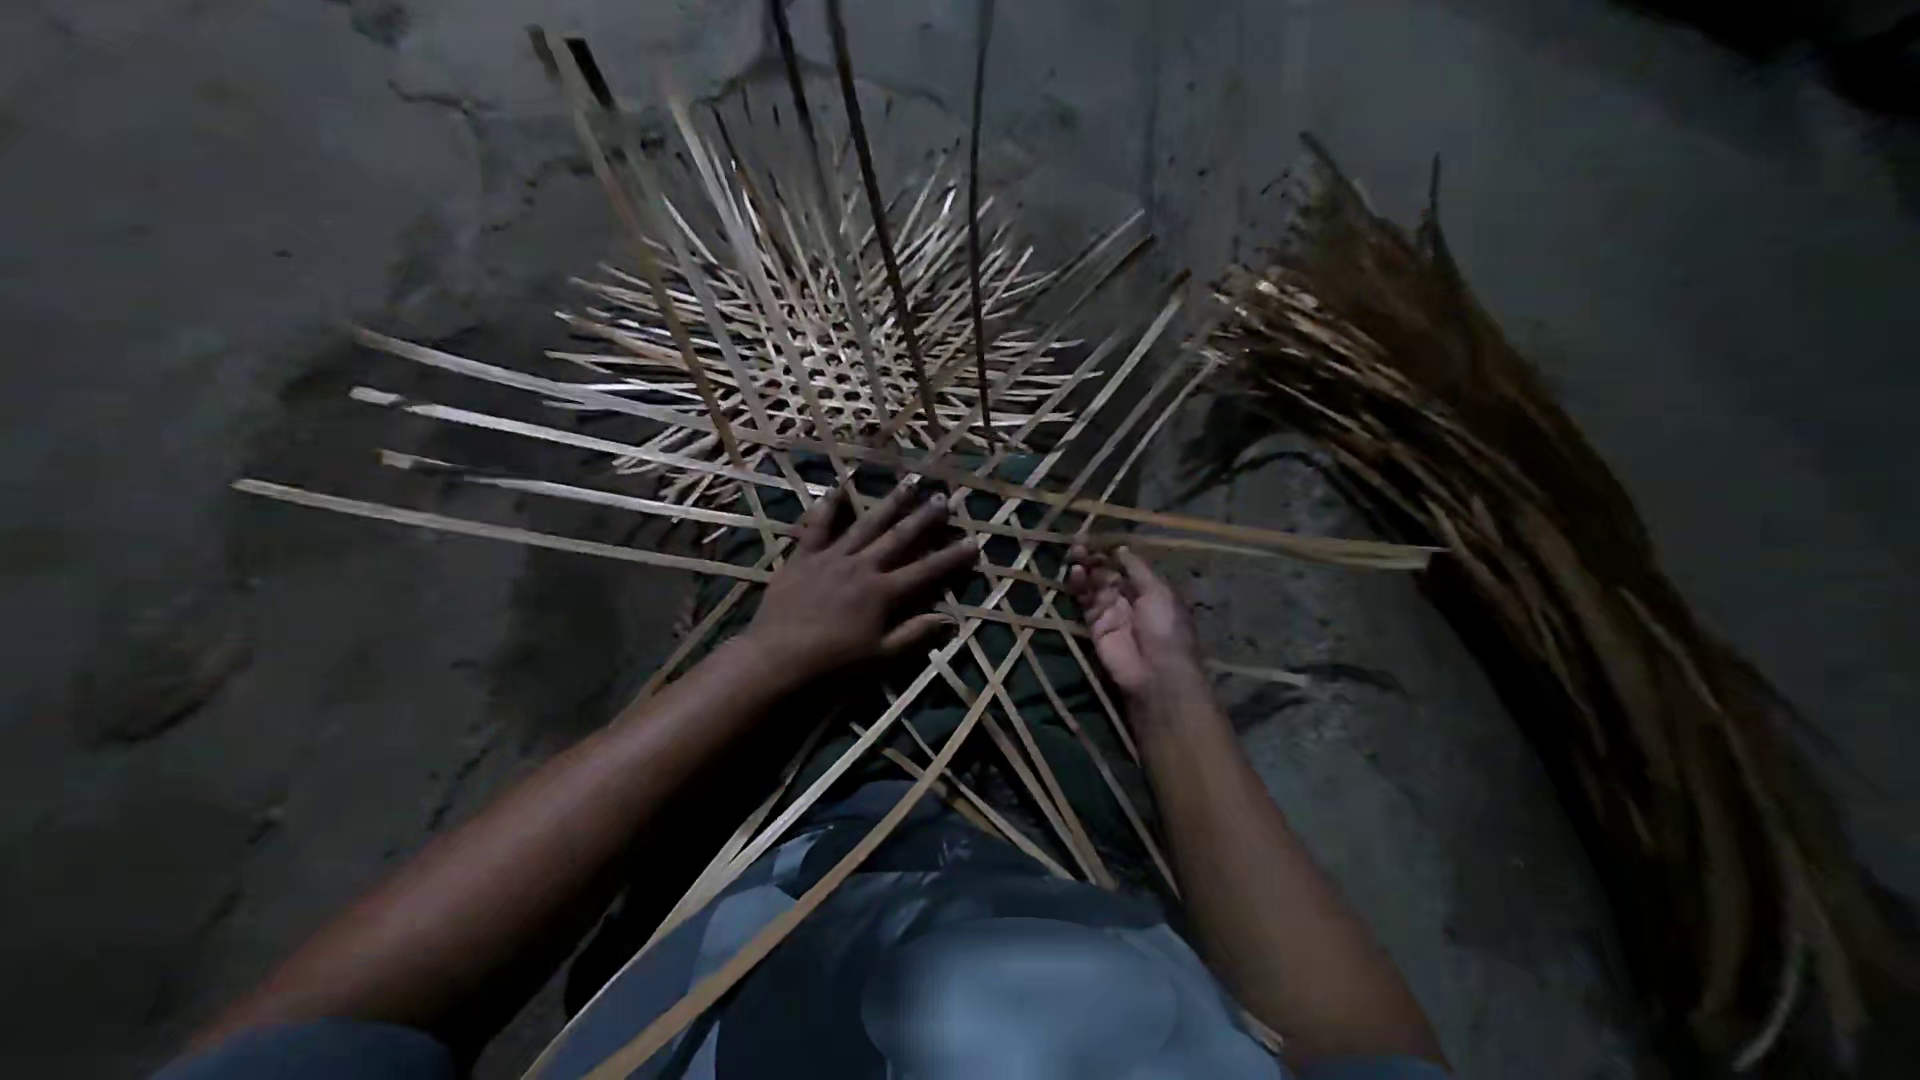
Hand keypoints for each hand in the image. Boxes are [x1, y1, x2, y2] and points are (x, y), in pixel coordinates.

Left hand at [740, 479, 977, 682]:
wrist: (776, 657)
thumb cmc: (832, 663)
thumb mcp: (879, 656)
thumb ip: (913, 634)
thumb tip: (947, 619)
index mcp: (883, 593)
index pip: (926, 571)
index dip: (952, 558)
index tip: (973, 542)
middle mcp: (862, 566)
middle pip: (900, 537)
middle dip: (925, 518)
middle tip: (944, 498)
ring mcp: (832, 558)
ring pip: (866, 524)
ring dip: (890, 503)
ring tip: (909, 484)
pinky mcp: (804, 557)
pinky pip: (818, 527)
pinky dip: (828, 508)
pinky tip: (839, 489)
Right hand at [1066, 545, 1205, 702]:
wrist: (1156, 673)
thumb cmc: (1165, 628)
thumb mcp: (1158, 593)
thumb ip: (1137, 570)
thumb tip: (1121, 550)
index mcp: (1149, 589)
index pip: (1126, 566)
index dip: (1111, 553)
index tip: (1096, 539)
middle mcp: (1129, 599)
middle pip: (1107, 574)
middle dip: (1094, 560)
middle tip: (1078, 545)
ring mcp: (1111, 612)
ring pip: (1093, 586)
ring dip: (1084, 571)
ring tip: (1074, 556)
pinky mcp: (1095, 626)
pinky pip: (1085, 603)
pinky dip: (1079, 588)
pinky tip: (1074, 574)